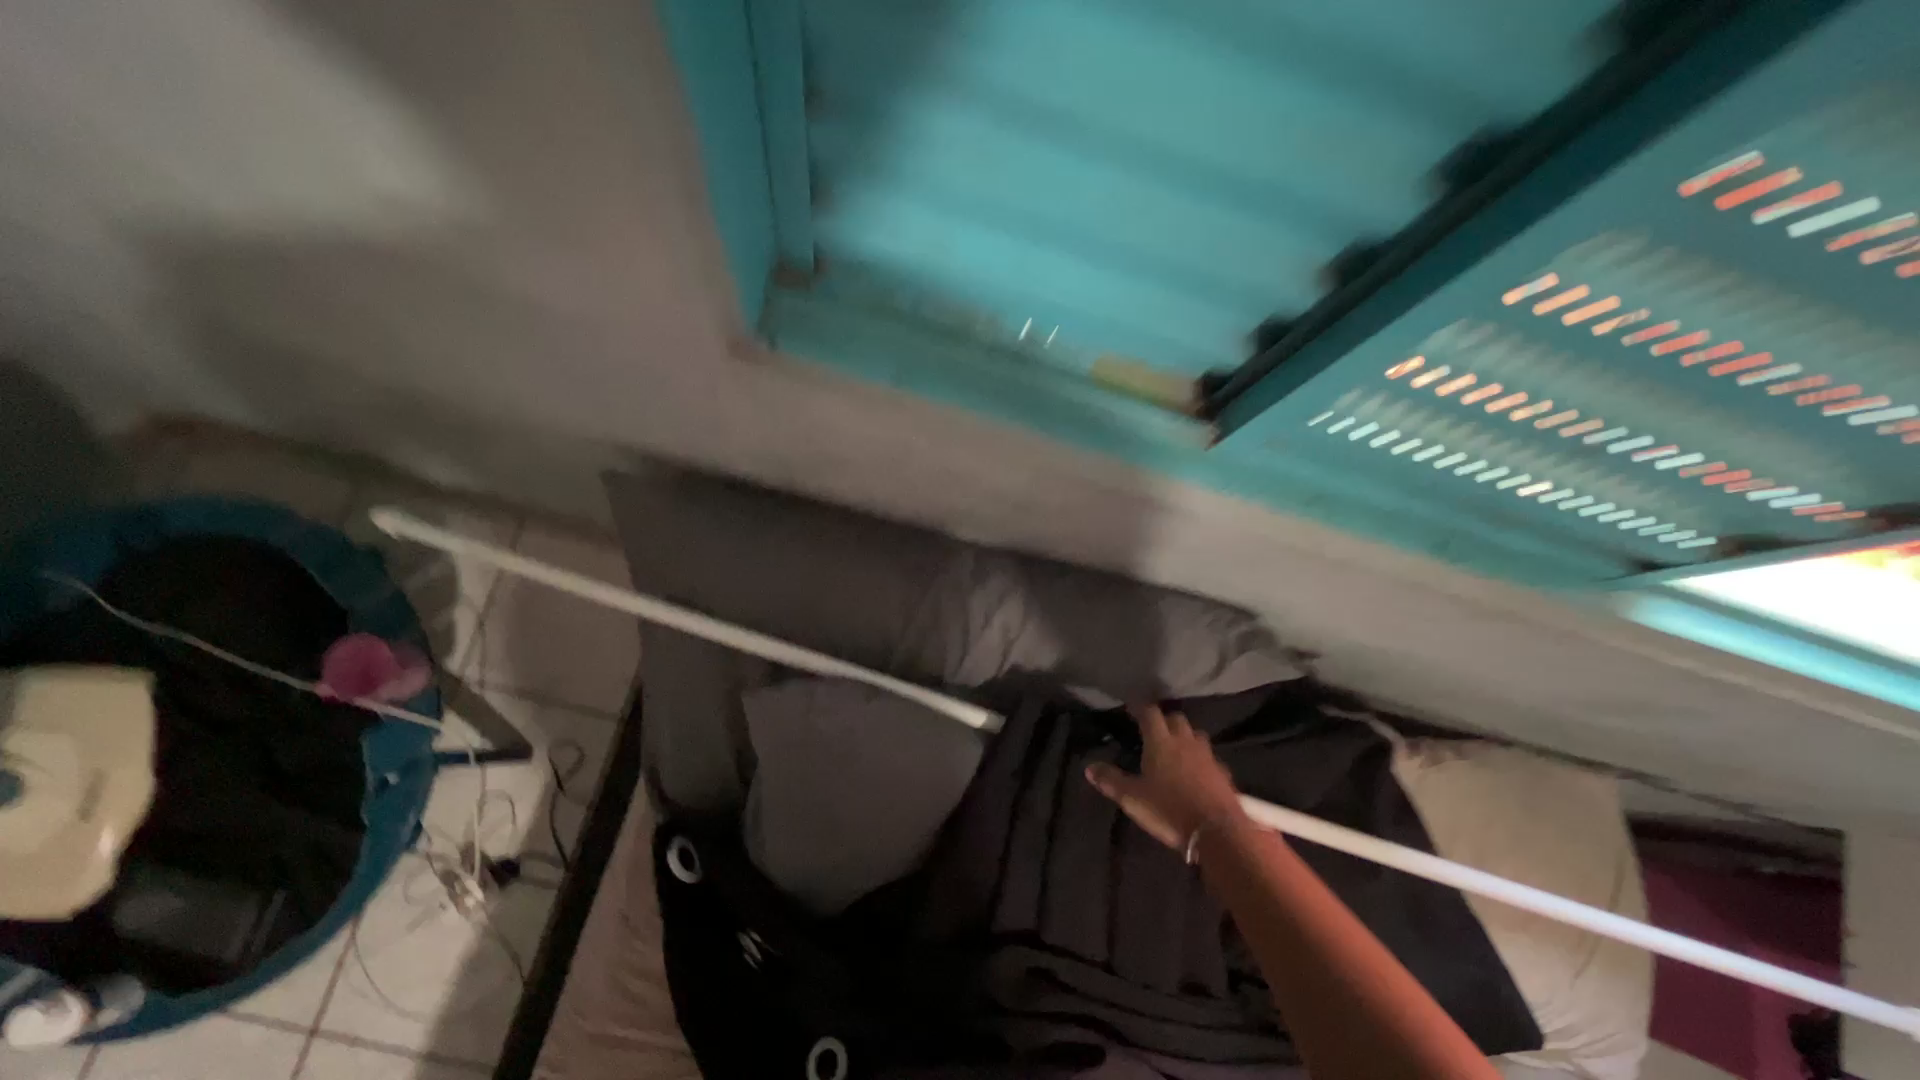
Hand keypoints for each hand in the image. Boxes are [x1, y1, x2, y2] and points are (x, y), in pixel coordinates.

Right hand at [1085, 704, 1246, 848]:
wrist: (1217, 831)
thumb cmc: (1168, 809)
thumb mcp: (1132, 798)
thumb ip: (1111, 781)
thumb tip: (1089, 768)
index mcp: (1161, 742)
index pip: (1150, 713)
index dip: (1139, 707)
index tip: (1131, 707)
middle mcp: (1185, 742)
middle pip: (1176, 719)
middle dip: (1164, 720)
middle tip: (1153, 728)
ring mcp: (1208, 756)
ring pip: (1195, 735)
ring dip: (1184, 736)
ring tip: (1174, 747)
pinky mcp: (1223, 773)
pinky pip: (1208, 757)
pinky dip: (1199, 758)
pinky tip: (1195, 771)